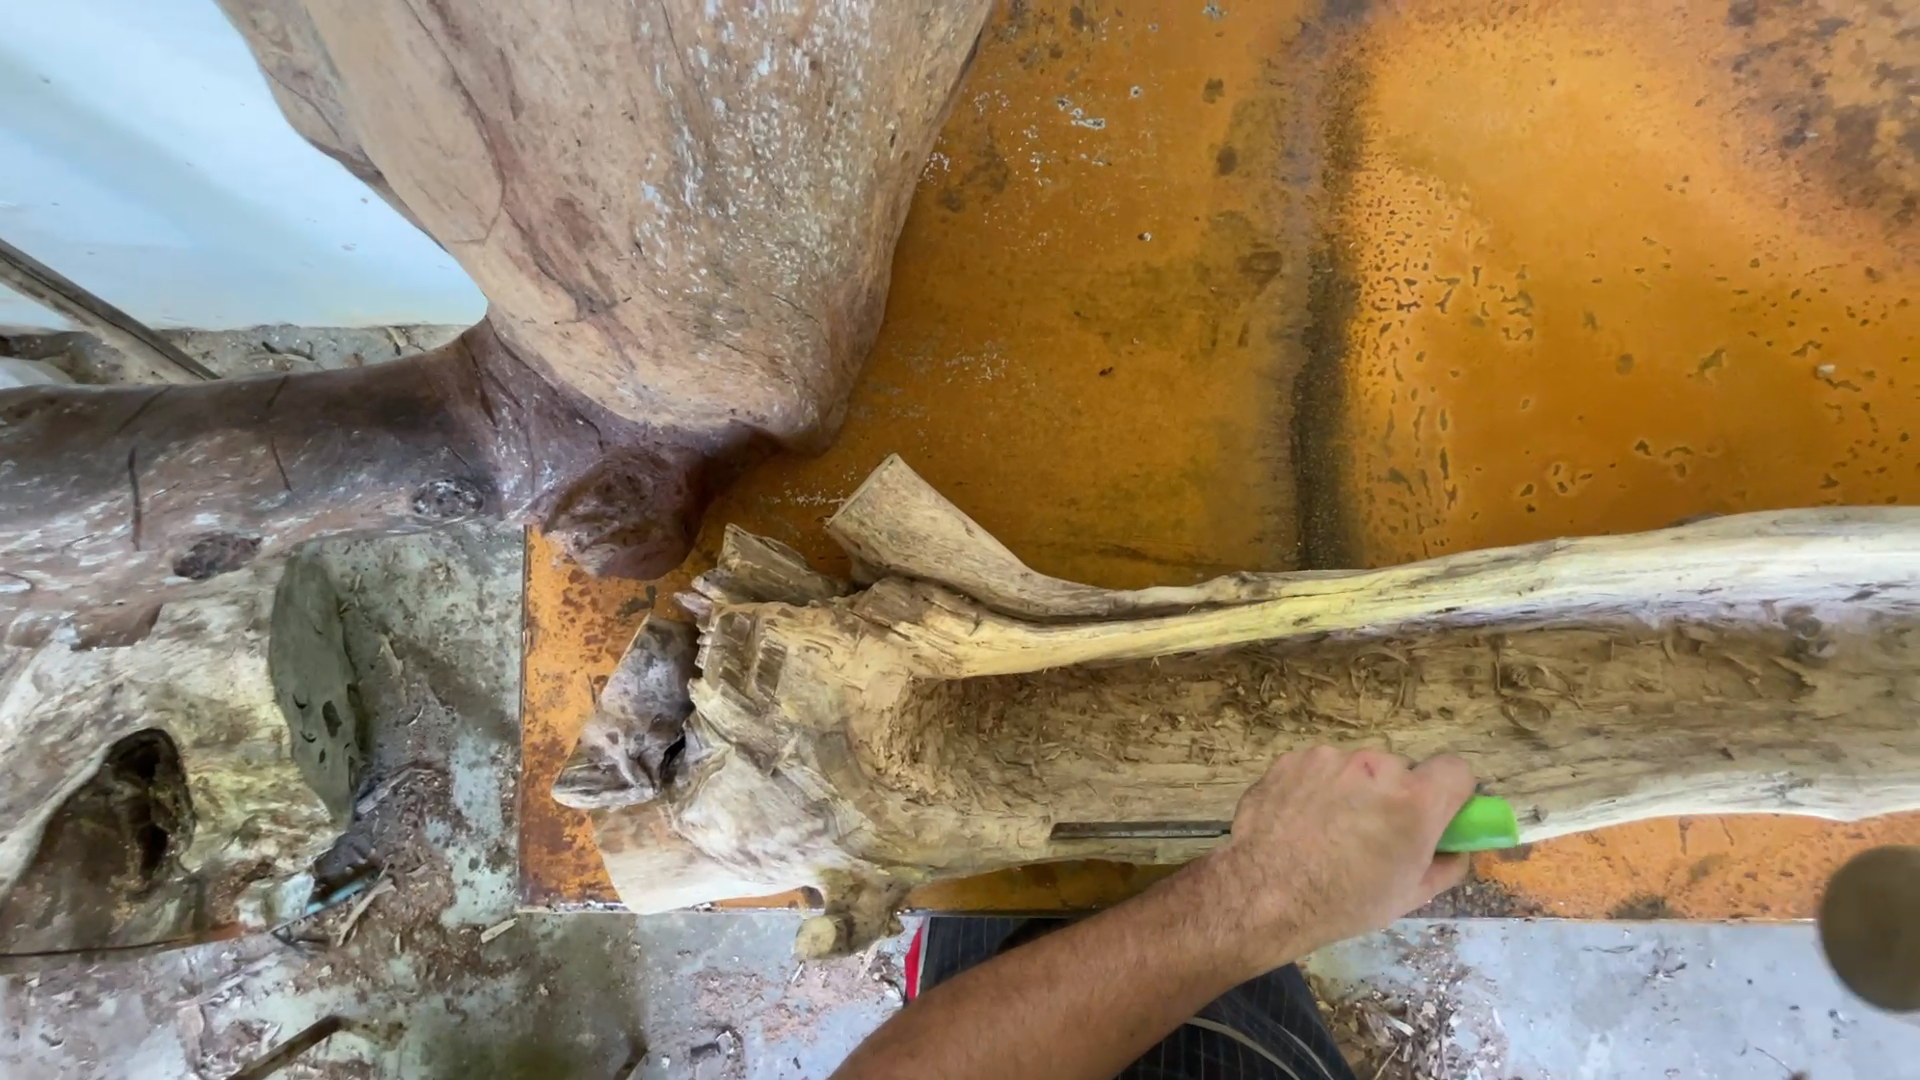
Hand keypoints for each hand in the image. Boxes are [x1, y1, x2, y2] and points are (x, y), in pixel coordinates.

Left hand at [1188, 746, 1475, 975]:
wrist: (1267, 888)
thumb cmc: (1346, 900)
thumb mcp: (1412, 893)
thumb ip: (1446, 863)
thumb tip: (1456, 847)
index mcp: (1414, 798)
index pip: (1455, 769)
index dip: (1449, 791)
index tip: (1437, 813)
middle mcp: (1373, 766)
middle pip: (1398, 770)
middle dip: (1392, 794)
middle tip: (1373, 830)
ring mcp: (1327, 758)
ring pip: (1354, 768)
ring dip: (1350, 789)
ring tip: (1328, 827)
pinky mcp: (1291, 758)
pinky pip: (1316, 768)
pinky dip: (1314, 787)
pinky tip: (1300, 817)